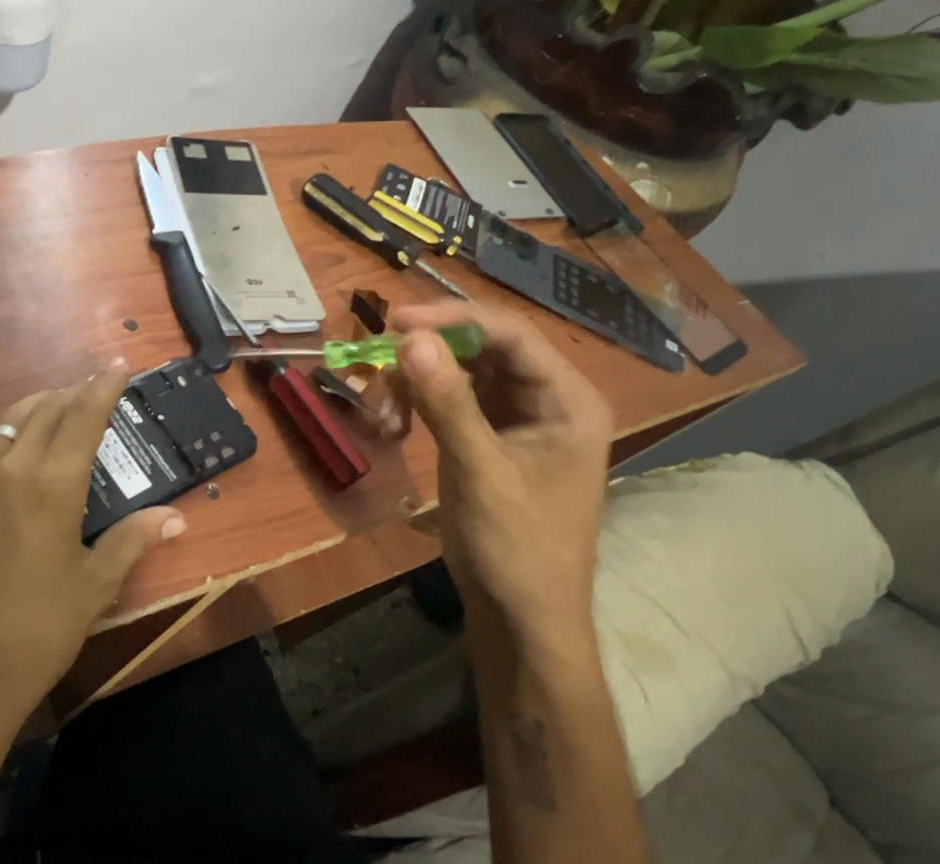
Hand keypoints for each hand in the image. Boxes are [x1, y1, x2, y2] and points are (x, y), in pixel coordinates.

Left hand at [0, 360, 187, 763]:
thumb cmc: (36, 633)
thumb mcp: (93, 588)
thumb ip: (132, 542)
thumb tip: (175, 517)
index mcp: (51, 485)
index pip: (82, 417)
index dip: (103, 388)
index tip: (118, 365)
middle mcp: (8, 469)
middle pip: (43, 410)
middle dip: (72, 392)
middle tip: (94, 387)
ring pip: (6, 420)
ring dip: (35, 404)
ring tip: (56, 405)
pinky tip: (6, 438)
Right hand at [392, 303, 612, 637]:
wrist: (522, 619)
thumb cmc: (517, 548)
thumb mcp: (480, 472)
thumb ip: (446, 403)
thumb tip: (409, 338)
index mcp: (567, 400)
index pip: (510, 334)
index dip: (452, 319)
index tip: (393, 322)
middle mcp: (546, 400)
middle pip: (480, 349)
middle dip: (425, 356)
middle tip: (372, 365)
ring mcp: (516, 420)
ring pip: (458, 374)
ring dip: (414, 384)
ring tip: (380, 414)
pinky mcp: (488, 440)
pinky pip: (448, 402)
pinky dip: (417, 406)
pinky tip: (391, 426)